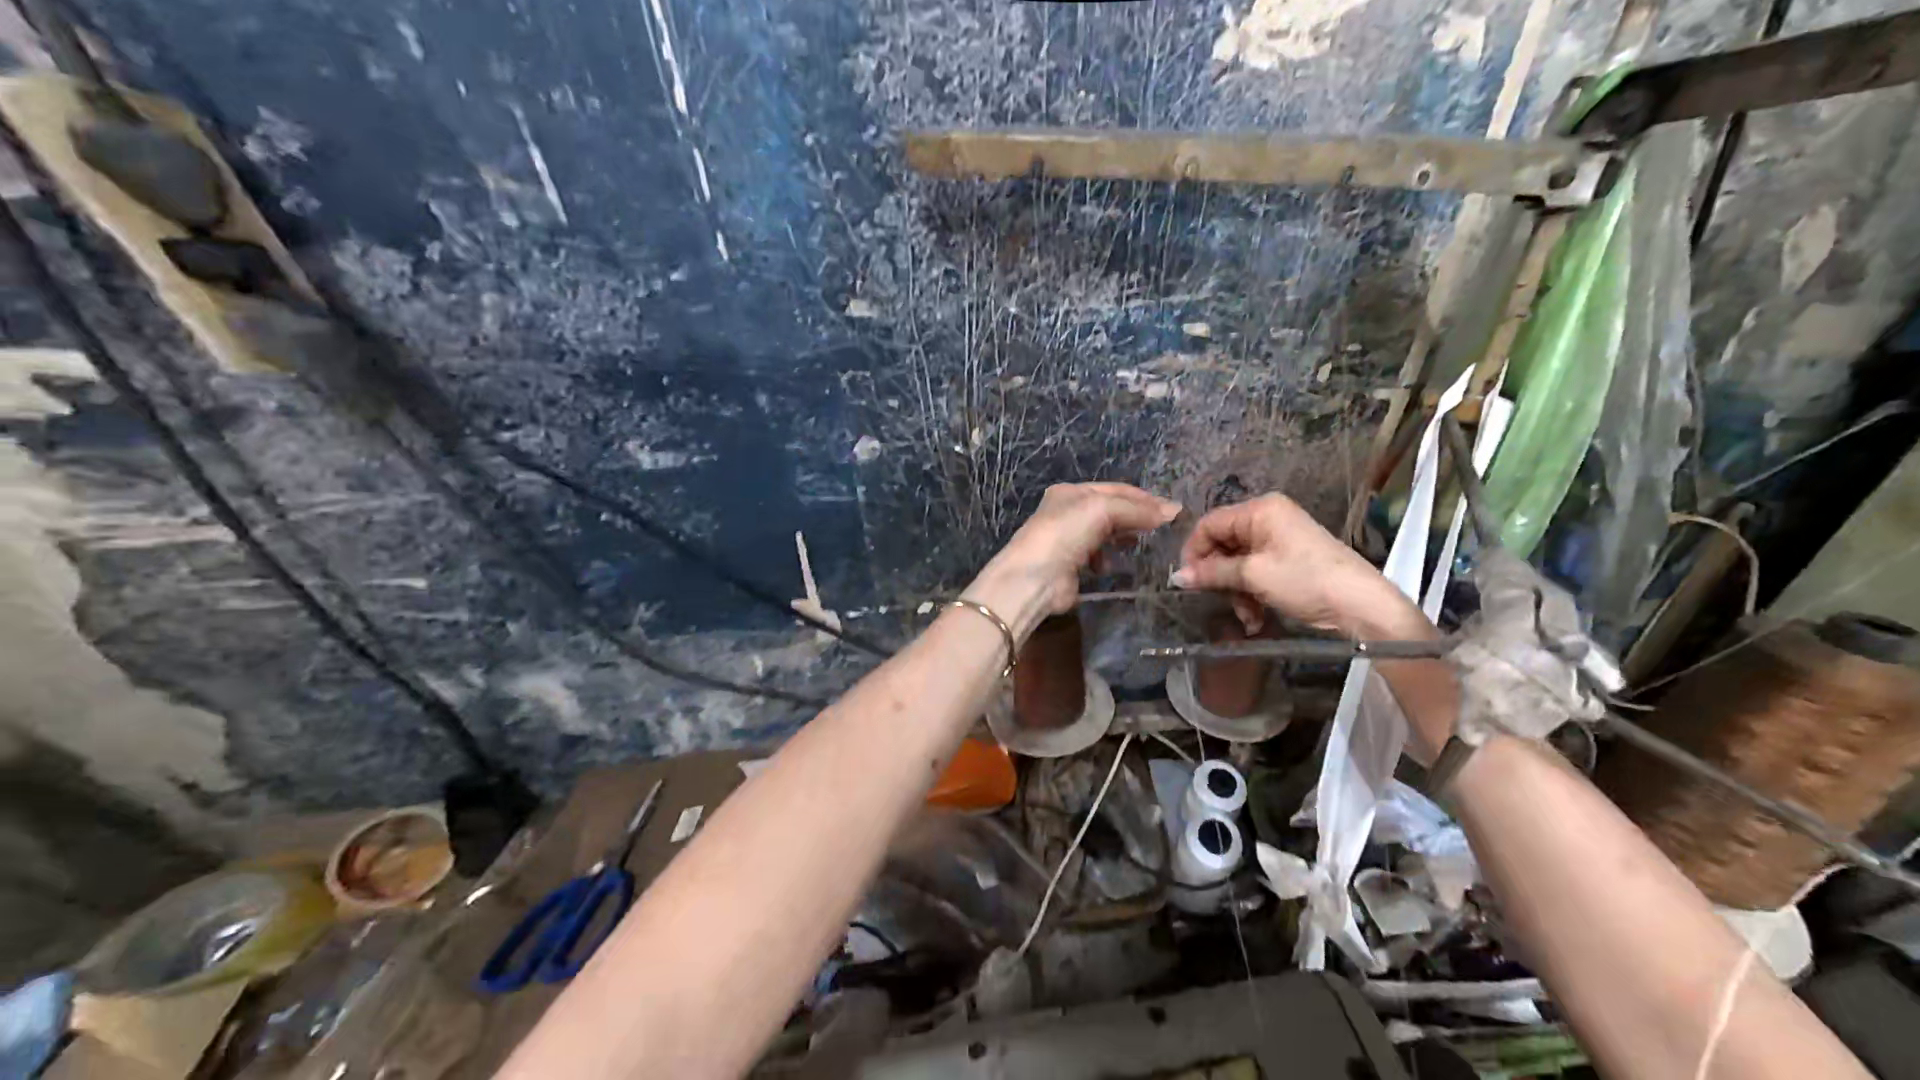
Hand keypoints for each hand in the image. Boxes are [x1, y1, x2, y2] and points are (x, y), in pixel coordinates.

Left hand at [966, 482, 1181, 639]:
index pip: (1116, 489)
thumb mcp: (1102, 510)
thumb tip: (1174, 510)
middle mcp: (1069, 512)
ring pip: (1106, 533)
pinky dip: (1110, 558)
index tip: (1173, 511)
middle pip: (1112, 510)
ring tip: (1144, 545)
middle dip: (1137, 517)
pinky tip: (1116, 564)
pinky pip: (1099, 556)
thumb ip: (1137, 509)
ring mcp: (1069, 539)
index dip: (1145, 498)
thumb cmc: (1065, 533)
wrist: (1034, 578)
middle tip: (1165, 529)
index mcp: (1072, 492)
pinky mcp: (1071, 565)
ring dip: (1124, 538)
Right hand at [1173, 493, 1419, 639]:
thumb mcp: (1253, 576)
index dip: (1194, 552)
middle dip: (1219, 576)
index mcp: (1260, 510)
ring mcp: (1279, 540)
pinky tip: (1256, 617)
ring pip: (1238, 564)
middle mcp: (1268, 519)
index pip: (1210, 524)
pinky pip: (1255, 573)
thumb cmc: (1305, 580)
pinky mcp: (1287, 561)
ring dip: (1236, 592)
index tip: (1186, 581)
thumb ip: (1212, 573)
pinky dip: (1251, 595)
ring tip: (1245, 615)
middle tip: (1216, 600)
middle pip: (1223, 544)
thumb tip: (1177, 576)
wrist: (1360, 606)